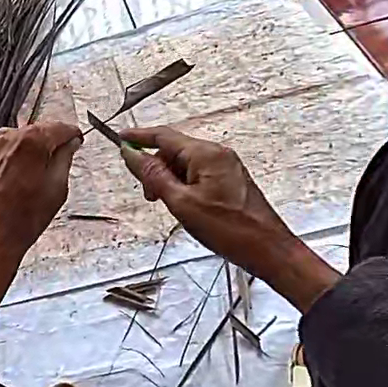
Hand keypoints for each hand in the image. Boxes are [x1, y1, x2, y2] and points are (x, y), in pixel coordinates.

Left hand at [0, 122, 81, 345]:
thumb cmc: (22, 219)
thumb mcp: (58, 188)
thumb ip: (65, 158)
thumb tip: (69, 144)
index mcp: (30, 141)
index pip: (58, 127)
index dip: (71, 135)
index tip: (75, 140)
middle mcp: (5, 139)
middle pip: (34, 133)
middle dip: (46, 146)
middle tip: (54, 167)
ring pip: (13, 144)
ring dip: (23, 156)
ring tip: (28, 183)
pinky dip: (4, 165)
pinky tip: (10, 186)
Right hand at [120, 126, 337, 311]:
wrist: (268, 250)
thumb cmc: (229, 229)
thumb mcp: (181, 203)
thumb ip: (153, 176)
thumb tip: (131, 154)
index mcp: (206, 154)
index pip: (163, 136)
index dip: (138, 137)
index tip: (119, 139)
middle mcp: (217, 154)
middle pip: (174, 150)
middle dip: (155, 168)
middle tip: (148, 194)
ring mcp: (226, 166)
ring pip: (185, 165)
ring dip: (169, 180)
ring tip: (169, 205)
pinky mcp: (230, 180)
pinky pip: (198, 174)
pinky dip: (183, 185)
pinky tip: (184, 206)